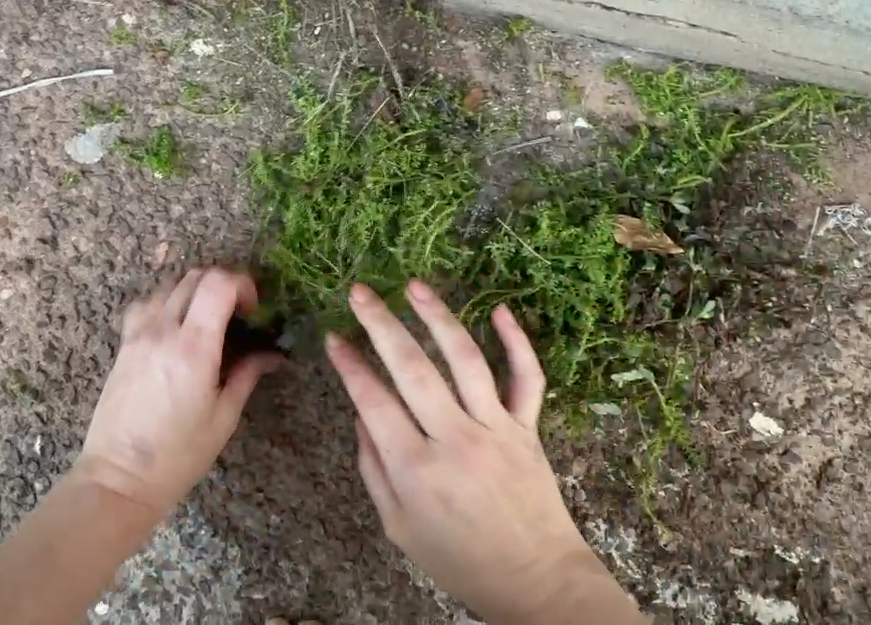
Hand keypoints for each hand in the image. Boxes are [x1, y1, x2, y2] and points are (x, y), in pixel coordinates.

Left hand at [75, 268, 280, 520]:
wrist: (118, 479)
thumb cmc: (178, 456)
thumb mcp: (223, 418)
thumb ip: (246, 375)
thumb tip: (271, 354)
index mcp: (194, 348)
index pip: (218, 284)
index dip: (242, 285)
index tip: (253, 309)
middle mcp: (164, 331)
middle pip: (195, 277)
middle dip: (222, 285)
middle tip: (236, 313)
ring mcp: (139, 335)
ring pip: (170, 285)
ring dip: (194, 290)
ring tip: (207, 318)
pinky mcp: (124, 344)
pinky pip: (145, 304)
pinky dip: (165, 301)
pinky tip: (175, 326)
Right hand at [326, 281, 638, 623]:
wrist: (538, 585)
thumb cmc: (460, 560)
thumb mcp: (399, 528)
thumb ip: (374, 470)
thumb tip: (361, 415)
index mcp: (418, 470)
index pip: (374, 401)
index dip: (350, 366)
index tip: (333, 336)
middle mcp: (456, 440)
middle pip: (414, 369)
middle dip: (382, 325)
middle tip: (360, 292)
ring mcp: (497, 430)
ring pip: (466, 360)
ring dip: (438, 318)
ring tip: (414, 286)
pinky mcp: (528, 428)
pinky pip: (527, 379)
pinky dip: (517, 343)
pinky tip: (499, 310)